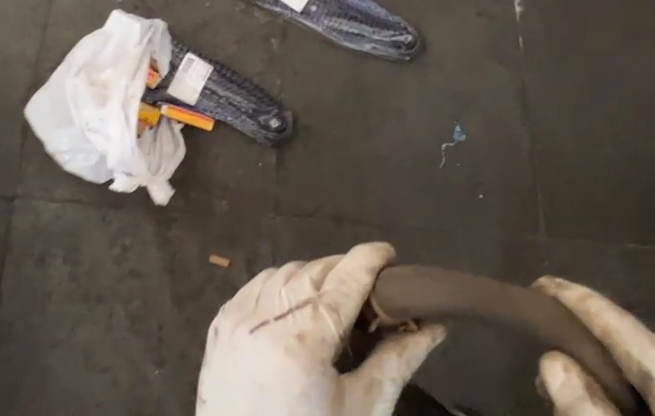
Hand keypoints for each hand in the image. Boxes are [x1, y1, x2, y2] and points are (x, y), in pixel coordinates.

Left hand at [197, 242, 446, 415]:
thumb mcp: (362, 411)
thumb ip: (396, 362)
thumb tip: (434, 327)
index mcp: (302, 342)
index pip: (343, 280)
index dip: (369, 260)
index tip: (390, 254)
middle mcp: (264, 320)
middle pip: (315, 272)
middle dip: (345, 272)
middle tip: (371, 291)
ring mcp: (237, 319)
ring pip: (286, 272)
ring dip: (315, 277)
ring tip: (337, 302)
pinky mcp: (220, 324)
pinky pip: (258, 285)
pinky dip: (283, 285)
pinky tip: (299, 306)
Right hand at [533, 277, 654, 415]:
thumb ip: (589, 411)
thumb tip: (552, 360)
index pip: (626, 329)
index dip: (580, 302)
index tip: (540, 283)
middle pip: (646, 346)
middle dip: (595, 334)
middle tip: (547, 335)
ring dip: (618, 364)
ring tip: (576, 367)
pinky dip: (643, 387)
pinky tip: (618, 398)